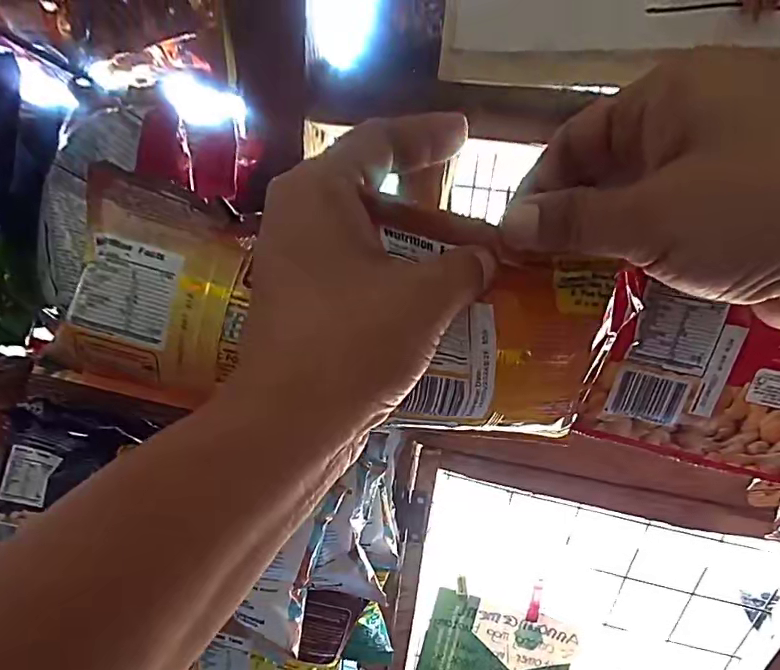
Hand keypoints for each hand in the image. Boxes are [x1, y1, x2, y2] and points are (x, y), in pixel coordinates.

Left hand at [221, 115, 495, 434]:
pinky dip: (393, 291)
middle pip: (371, 199)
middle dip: (427, 211)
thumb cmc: (353, 344)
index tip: (465, 134)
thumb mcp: (423, 297)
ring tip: (464, 267)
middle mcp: (297, 225)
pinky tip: (431, 309)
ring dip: (414, 257)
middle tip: (472, 218)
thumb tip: (486, 259)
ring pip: (364, 249)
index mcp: (316, 194)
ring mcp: (294, 274)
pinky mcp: (300, 318)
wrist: (292, 425)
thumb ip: (463, 267)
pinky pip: (355, 288)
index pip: (379, 142)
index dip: (427, 137)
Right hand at [501, 50, 779, 309]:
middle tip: (537, 273)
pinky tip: (630, 284)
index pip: (578, 138)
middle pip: (610, 166)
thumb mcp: (650, 218)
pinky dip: (650, 249)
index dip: (538, 189)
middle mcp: (700, 111)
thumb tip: (509, 227)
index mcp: (671, 92)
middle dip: (572, 219)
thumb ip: (575, 223)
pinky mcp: (752, 198)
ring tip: (574, 287)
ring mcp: (731, 155)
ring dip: (609, 240)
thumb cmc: (755, 209)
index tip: (512, 241)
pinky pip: (680, 219)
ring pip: (645, 197)